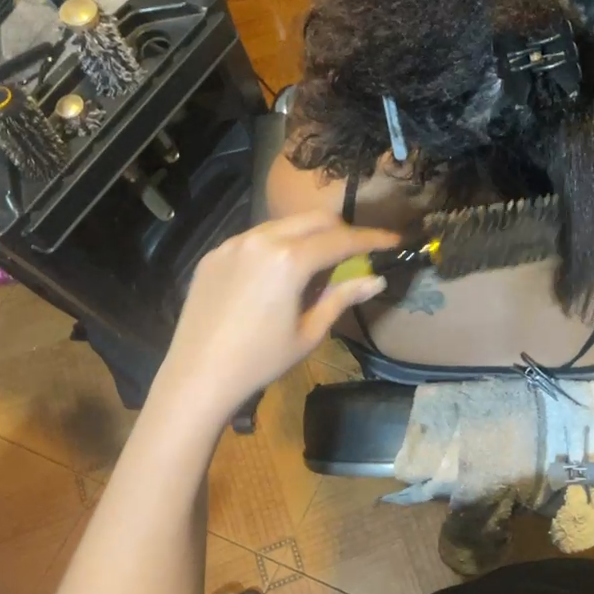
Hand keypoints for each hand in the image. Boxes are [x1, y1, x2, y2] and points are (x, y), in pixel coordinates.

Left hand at [154, 212, 398, 413]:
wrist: (198, 375)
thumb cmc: (261, 360)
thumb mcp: (309, 332)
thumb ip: (343, 298)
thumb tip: (377, 279)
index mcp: (289, 260)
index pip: (342, 239)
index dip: (372, 239)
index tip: (395, 240)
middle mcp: (261, 239)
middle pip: (315, 219)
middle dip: (342, 230)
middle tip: (359, 252)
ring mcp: (234, 243)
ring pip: (284, 224)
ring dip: (309, 237)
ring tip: (317, 269)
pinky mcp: (215, 253)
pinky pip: (256, 238)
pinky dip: (278, 246)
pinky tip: (279, 277)